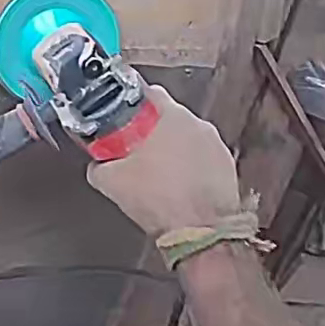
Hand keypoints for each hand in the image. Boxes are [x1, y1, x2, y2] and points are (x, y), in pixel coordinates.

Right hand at [87, 85, 240, 236]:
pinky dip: (188, 163)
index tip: (119, 115)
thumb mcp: (110, 181)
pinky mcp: (228, 166)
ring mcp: (216, 144)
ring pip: (185, 135)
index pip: (147, 92)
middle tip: (131, 146)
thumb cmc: (158, 199)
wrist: (201, 233)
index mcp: (170, 116)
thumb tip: (96, 163)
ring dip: (170, 145)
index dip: (129, 102)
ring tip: (154, 169)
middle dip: (149, 127)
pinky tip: (175, 183)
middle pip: (167, 114)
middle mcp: (197, 123)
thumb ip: (98, 165)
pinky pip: (201, 155)